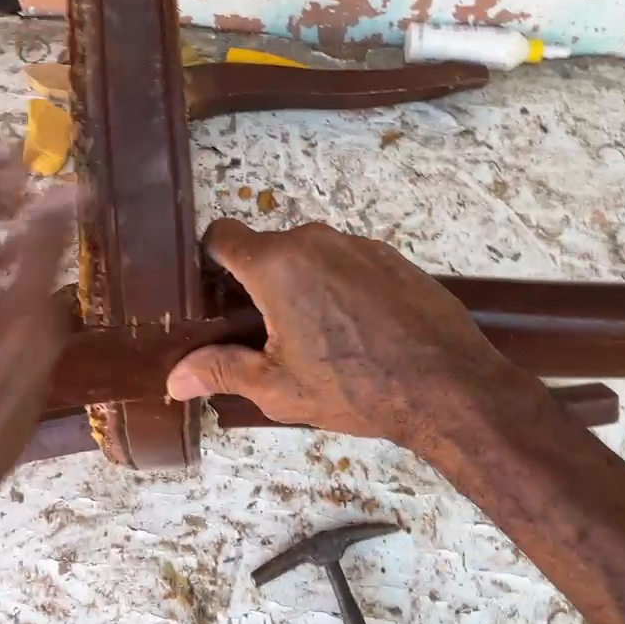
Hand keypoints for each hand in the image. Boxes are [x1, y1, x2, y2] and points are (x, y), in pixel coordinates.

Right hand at [165, 220, 522, 445]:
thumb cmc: (356, 387)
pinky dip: (338, 284)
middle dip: (258, 283)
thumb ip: (222, 371)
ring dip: (301, 284)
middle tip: (267, 332)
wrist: (449, 385)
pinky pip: (345, 260)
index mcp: (276, 265)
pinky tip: (358, 328)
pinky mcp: (388, 254)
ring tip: (317, 335)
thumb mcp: (279, 389)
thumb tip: (174, 377)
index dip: (209, 260)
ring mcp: (356, 243)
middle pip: (266, 249)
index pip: (221, 234)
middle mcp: (313, 240)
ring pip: (308, 254)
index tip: (214, 294)